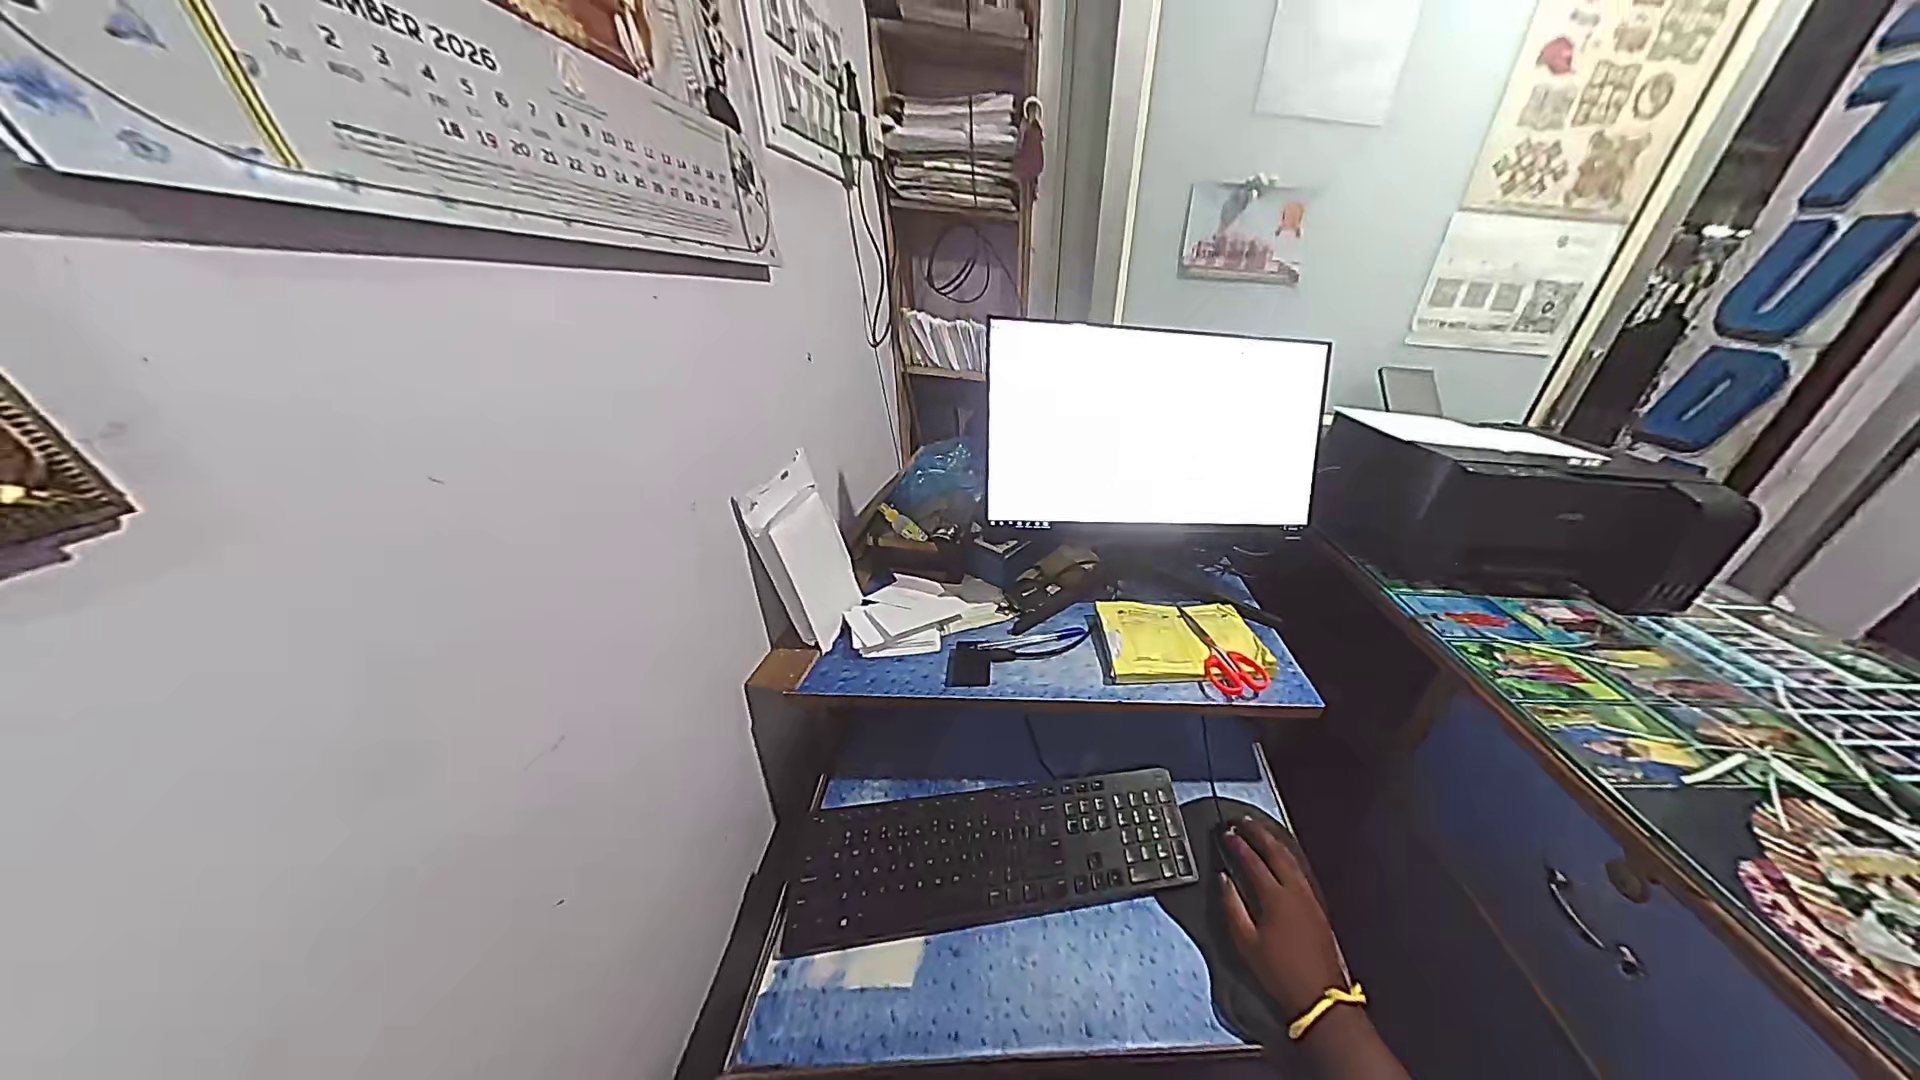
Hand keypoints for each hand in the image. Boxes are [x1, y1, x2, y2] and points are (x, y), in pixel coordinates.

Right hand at [1220, 817, 1347, 1015]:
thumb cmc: (1278, 972)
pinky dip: (1287, 857)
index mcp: (1275, 898)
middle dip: (1258, 833)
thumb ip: (1232, 905)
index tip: (1226, 833)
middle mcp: (1295, 892)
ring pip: (1292, 860)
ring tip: (1261, 832)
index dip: (1238, 844)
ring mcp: (1310, 899)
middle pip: (1276, 852)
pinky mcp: (1318, 908)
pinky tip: (1281, 857)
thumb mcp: (1245, 941)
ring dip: (1274, 842)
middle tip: (1243, 821)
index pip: (1253, 861)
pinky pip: (1300, 871)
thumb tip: (1223, 879)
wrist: (1320, 1000)